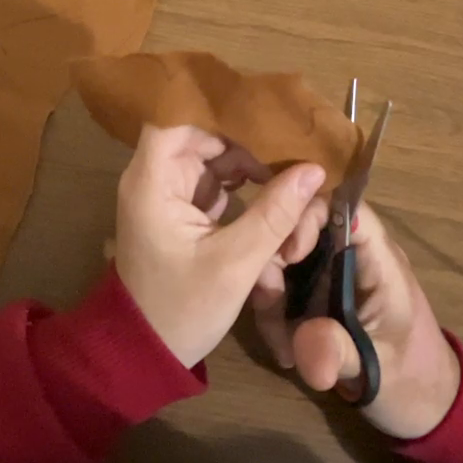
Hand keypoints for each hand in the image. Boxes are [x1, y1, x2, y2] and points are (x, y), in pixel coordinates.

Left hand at [114, 125, 325, 367]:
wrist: (147, 352)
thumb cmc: (182, 308)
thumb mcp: (235, 263)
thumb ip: (274, 213)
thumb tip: (315, 169)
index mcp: (152, 181)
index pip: (177, 118)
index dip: (216, 111)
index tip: (264, 117)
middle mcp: (157, 177)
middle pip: (206, 137)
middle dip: (250, 149)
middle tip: (294, 160)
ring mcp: (171, 193)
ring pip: (219, 162)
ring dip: (254, 174)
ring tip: (291, 188)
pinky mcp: (185, 210)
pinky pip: (220, 187)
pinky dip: (247, 195)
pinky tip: (277, 204)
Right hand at [251, 201, 461, 439]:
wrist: (423, 409)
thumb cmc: (413, 380)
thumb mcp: (378, 370)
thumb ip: (340, 352)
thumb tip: (302, 345)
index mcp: (376, 258)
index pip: (338, 206)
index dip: (306, 216)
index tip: (287, 254)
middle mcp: (348, 255)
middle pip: (297, 229)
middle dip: (275, 265)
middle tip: (268, 311)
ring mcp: (327, 274)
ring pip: (282, 260)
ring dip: (270, 299)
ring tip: (282, 346)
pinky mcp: (313, 295)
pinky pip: (281, 289)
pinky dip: (274, 316)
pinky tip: (285, 350)